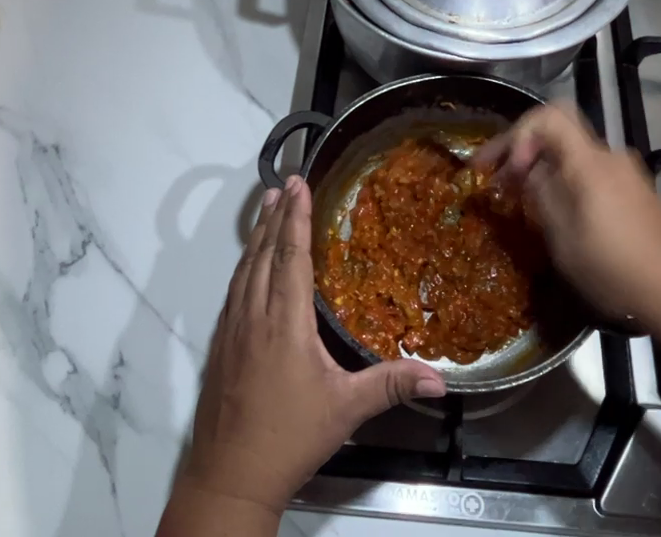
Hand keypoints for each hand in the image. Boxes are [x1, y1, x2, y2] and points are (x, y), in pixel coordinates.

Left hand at [169, 175, 445, 524]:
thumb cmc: (290, 437)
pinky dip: (244, 264)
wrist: (229, 476)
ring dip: (257, 235)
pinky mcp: (220, 345)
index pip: (290, 257)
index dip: (295, 219)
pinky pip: (233, 290)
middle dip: (275, 216)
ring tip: (267, 207)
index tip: (298, 185)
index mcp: (284, 323)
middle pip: (263, 254)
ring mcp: (232, 330)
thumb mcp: (346, 410)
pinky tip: (248, 263)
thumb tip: (440, 377)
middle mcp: (254, 317)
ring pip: (244, 270)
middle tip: (284, 183)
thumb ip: (390, 385)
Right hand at [474, 104, 660, 322]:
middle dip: (523, 152)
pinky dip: (567, 183)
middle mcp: (610, 157)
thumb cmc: (617, 268)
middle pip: (559, 135)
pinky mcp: (637, 193)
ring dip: (544, 170)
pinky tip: (557, 214)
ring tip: (522, 201)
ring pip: (574, 157)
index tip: (508, 167)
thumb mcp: (564, 238)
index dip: (520, 133)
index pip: (550, 116)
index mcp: (590, 162)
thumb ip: (542, 195)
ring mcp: (627, 174)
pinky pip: (592, 175)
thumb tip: (527, 170)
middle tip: (494, 179)